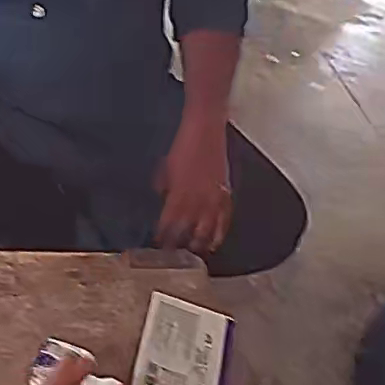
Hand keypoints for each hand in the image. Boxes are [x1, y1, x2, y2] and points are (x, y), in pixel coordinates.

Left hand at [153, 119, 231, 253]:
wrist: (205, 129)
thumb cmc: (182, 146)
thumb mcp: (165, 168)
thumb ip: (164, 187)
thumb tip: (163, 200)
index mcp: (178, 194)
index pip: (169, 223)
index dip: (164, 236)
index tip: (159, 245)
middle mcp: (196, 200)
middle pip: (188, 230)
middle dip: (181, 244)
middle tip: (176, 255)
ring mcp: (213, 197)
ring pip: (208, 228)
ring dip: (201, 243)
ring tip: (196, 254)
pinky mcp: (226, 192)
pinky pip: (225, 218)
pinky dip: (220, 231)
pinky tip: (216, 241)